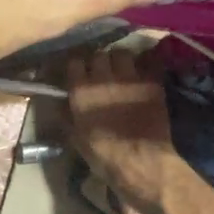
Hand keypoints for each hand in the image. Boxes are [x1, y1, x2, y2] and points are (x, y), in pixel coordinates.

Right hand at [67, 50, 180, 201]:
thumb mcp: (75, 137)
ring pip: (123, 52)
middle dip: (99, 61)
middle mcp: (104, 77)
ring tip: (123, 70)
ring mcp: (131, 77)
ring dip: (121, 60)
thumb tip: (60, 102)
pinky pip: (149, 61)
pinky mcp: (153, 82)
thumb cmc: (103, 154)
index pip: (74, 62)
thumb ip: (67, 114)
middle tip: (102, 72)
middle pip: (99, 54)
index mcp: (81, 90)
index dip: (77, 67)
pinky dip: (146, 63)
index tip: (78, 74)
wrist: (141, 161)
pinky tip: (144, 71)